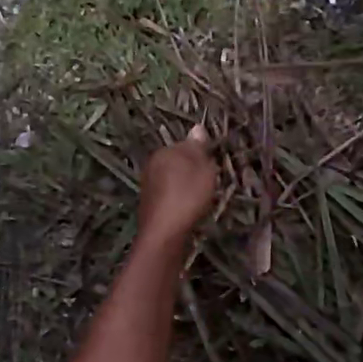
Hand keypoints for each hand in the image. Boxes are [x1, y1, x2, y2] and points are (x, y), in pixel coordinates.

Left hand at [137, 126, 217, 246]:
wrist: (165, 234)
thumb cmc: (187, 196)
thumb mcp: (202, 168)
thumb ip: (199, 148)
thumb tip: (197, 127)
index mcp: (163, 152)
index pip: (185, 145)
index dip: (202, 154)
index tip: (214, 167)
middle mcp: (152, 166)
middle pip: (179, 162)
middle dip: (193, 170)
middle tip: (210, 183)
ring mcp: (149, 187)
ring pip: (174, 180)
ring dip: (187, 186)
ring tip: (202, 198)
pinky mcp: (151, 206)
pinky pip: (171, 196)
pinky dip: (181, 200)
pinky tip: (189, 210)